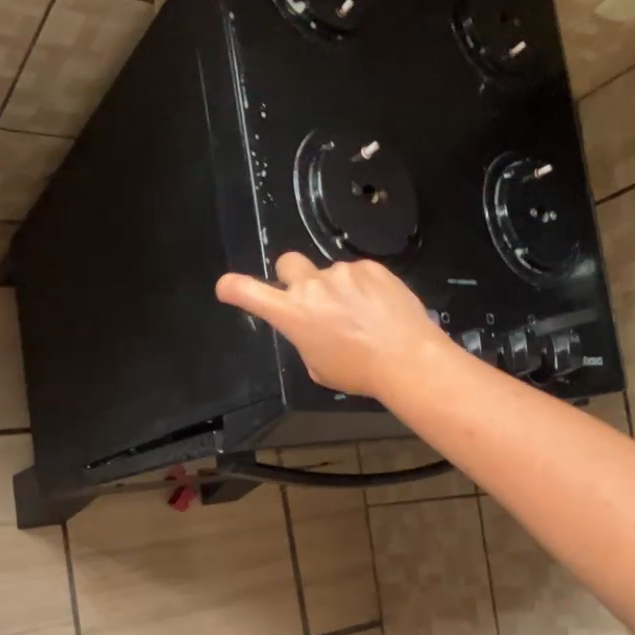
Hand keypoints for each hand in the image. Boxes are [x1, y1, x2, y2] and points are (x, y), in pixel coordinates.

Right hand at [215, 252, 453, 398]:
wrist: (407, 358)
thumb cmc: (358, 372)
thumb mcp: (318, 366)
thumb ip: (305, 338)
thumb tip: (314, 327)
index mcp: (291, 314)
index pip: (247, 292)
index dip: (233, 287)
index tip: (228, 288)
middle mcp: (311, 286)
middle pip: (287, 263)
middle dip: (292, 278)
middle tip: (311, 300)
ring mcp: (343, 273)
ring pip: (330, 274)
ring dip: (337, 290)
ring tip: (362, 316)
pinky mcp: (371, 267)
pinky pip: (358, 273)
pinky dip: (363, 287)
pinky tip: (379, 309)